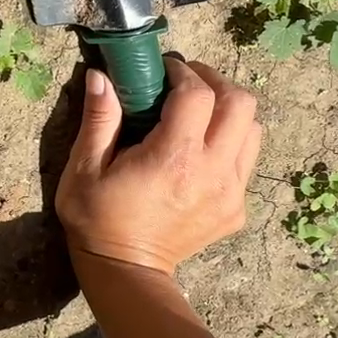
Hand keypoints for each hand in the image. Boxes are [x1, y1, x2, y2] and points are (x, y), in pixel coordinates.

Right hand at [55, 58, 262, 275]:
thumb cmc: (96, 213)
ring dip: (227, 110)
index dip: (182, 72)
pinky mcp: (237, 208)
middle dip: (214, 82)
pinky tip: (195, 146)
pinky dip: (227, 139)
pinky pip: (246, 160)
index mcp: (174, 158)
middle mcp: (213, 172)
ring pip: (254, 131)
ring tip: (194, 108)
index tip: (161, 67)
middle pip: (242, 105)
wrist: (124, 269)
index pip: (198, 96)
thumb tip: (101, 76)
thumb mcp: (84, 164)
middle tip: (183, 80)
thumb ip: (99, 118)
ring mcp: (232, 193)